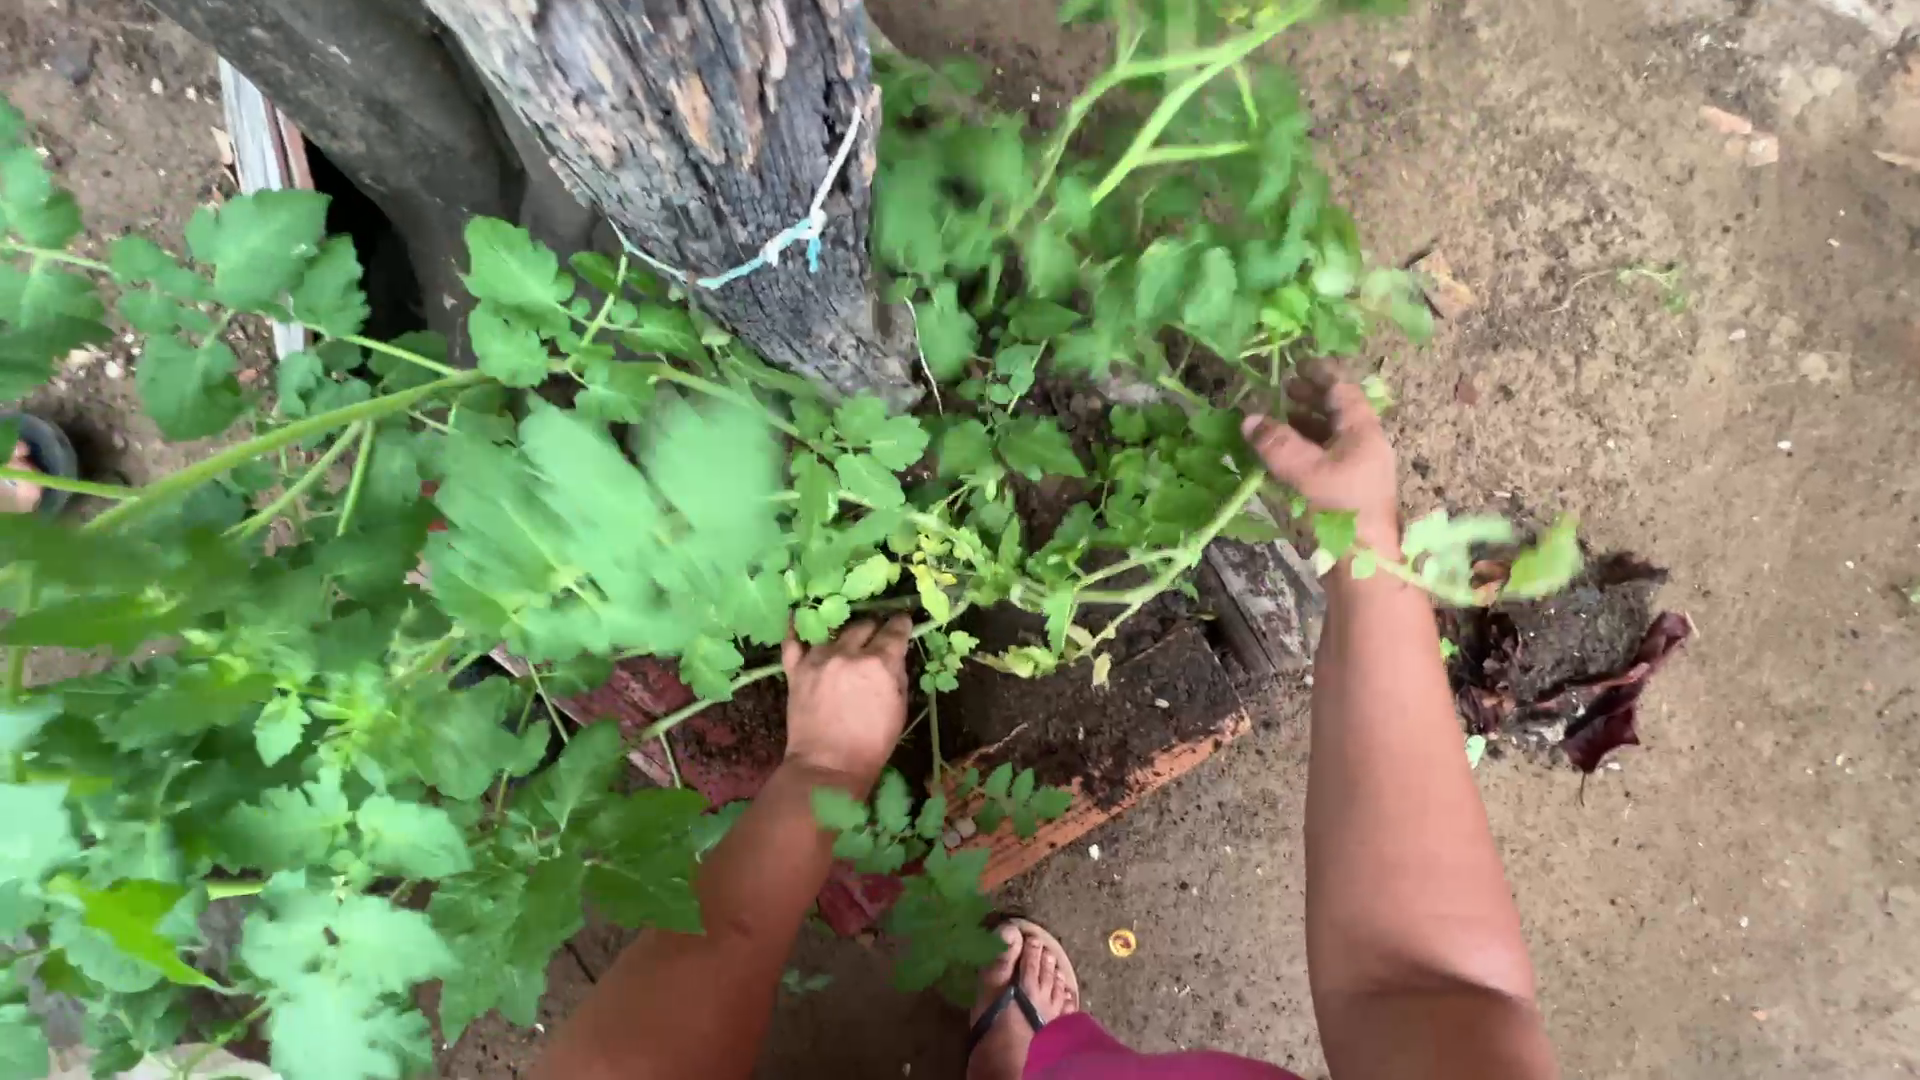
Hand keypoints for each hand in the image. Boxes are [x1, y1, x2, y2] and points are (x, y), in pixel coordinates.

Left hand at [780, 616, 912, 793]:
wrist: (828, 767)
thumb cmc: (872, 744)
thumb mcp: (898, 709)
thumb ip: (897, 676)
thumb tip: (894, 656)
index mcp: (879, 663)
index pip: (894, 631)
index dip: (901, 624)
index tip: (903, 621)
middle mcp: (848, 653)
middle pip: (864, 625)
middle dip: (874, 627)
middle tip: (876, 634)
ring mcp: (819, 659)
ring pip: (835, 631)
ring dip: (845, 633)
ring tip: (847, 636)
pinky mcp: (796, 670)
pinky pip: (793, 641)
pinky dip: (796, 629)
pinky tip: (798, 617)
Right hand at [1241, 363, 1401, 557]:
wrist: (1363, 561)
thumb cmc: (1341, 509)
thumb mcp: (1306, 471)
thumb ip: (1277, 443)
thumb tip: (1249, 417)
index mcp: (1363, 432)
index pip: (1343, 390)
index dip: (1320, 374)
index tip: (1297, 364)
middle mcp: (1364, 445)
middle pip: (1338, 411)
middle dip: (1309, 398)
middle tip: (1282, 390)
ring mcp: (1356, 469)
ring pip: (1330, 435)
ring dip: (1304, 423)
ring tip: (1277, 418)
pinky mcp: (1345, 490)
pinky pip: (1323, 456)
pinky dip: (1302, 447)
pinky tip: (1282, 454)